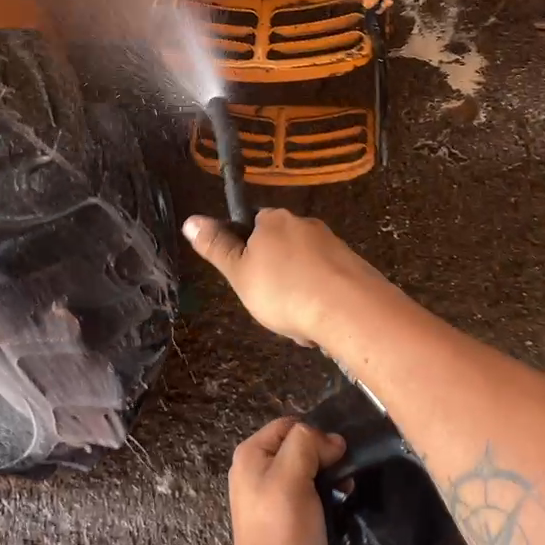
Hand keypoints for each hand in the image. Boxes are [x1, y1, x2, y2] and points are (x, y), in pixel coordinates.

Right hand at [182, 208, 383, 346]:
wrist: (350, 309)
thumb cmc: (285, 290)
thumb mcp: (239, 272)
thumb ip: (216, 247)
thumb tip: (190, 220)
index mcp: (275, 220)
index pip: (254, 224)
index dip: (248, 251)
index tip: (249, 279)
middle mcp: (305, 224)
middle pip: (282, 247)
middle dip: (276, 276)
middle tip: (271, 305)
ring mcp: (334, 245)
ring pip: (305, 269)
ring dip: (299, 292)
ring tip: (298, 323)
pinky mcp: (355, 267)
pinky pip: (328, 283)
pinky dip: (321, 301)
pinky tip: (319, 325)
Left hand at [228, 417, 345, 544]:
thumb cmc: (282, 529)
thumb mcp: (290, 478)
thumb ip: (306, 445)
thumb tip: (333, 439)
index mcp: (251, 453)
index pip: (290, 424)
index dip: (315, 434)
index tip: (336, 454)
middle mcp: (258, 469)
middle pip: (300, 447)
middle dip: (324, 458)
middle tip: (343, 476)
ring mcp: (271, 495)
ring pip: (308, 471)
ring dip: (329, 478)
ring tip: (343, 493)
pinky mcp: (286, 518)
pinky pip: (309, 494)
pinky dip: (325, 497)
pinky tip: (337, 506)